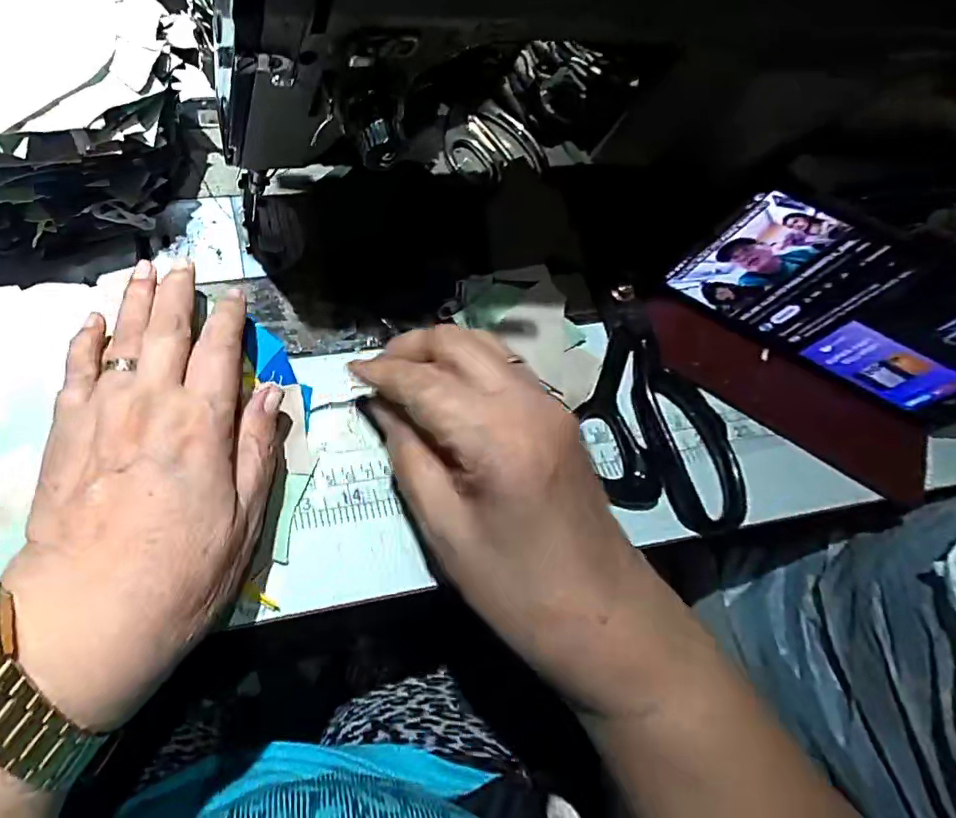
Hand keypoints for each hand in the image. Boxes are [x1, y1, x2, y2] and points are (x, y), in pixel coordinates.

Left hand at [0, 262, 283, 731]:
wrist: (84, 618)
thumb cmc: (180, 575)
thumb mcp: (244, 520)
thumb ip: (258, 448)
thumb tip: (271, 393)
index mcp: (202, 423)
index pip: (219, 351)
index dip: (229, 318)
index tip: (234, 296)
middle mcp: (153, 402)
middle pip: (166, 330)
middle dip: (178, 293)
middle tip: (183, 264)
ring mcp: (103, 413)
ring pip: (120, 339)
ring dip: (133, 301)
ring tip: (142, 271)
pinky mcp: (65, 434)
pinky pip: (74, 371)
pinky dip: (82, 341)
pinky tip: (88, 322)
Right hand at [350, 326, 709, 718]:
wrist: (605, 614)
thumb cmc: (516, 589)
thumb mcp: (445, 530)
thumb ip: (408, 455)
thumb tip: (381, 405)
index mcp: (498, 435)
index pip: (426, 380)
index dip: (383, 372)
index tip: (349, 371)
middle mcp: (528, 402)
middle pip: (459, 342)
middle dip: (411, 347)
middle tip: (376, 371)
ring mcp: (550, 403)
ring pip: (485, 345)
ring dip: (440, 350)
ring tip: (404, 375)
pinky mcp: (559, 413)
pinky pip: (505, 367)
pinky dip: (469, 364)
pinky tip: (445, 389)